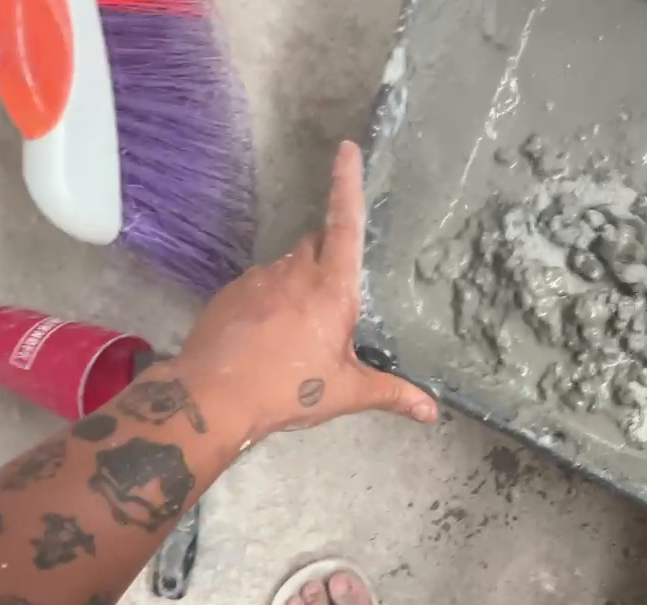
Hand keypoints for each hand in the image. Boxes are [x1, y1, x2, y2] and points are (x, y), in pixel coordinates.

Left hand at [179, 141, 438, 435]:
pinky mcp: (233, 293)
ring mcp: (258, 279)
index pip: (344, 225)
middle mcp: (294, 273)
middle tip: (341, 296)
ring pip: (289, 266)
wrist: (214, 397)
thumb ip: (392, 394)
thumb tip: (432, 412)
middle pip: (317, 243)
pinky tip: (275, 336)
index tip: (347, 150)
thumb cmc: (289, 389)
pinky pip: (263, 285)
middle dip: (331, 255)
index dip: (348, 186)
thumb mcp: (348, 393)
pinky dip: (275, 301)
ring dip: (302, 285)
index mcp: (331, 290)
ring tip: (305, 331)